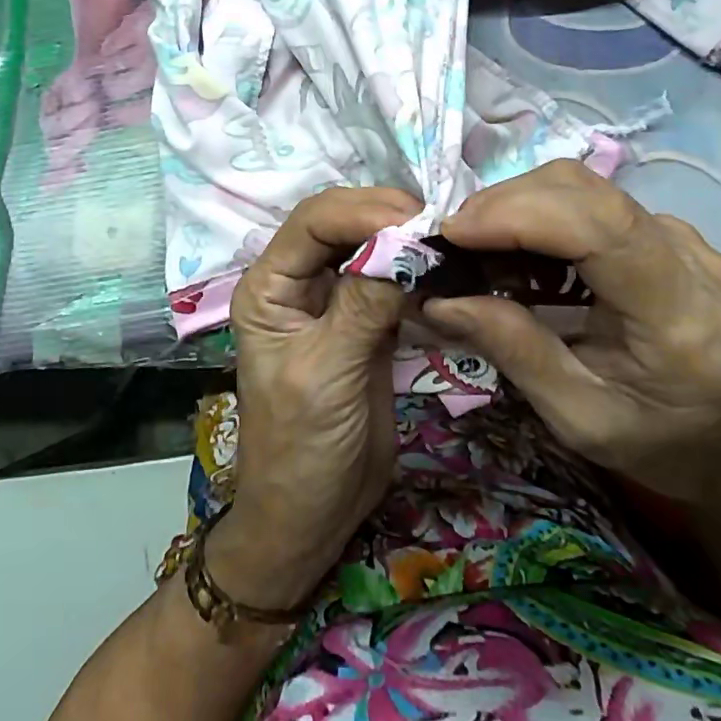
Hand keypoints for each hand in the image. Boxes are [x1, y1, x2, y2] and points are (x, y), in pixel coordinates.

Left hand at [213, 187, 422, 609]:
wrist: (313, 509)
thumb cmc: (301, 447)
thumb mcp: (326, 374)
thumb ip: (361, 308)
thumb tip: (403, 248)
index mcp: (269, 287)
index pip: (311, 222)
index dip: (361, 210)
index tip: (417, 218)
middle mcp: (296, 283)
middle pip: (340, 225)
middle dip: (386, 217)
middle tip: (442, 226)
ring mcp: (332, 302)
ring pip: (367, 249)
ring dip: (405, 242)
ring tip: (451, 242)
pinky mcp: (365, 323)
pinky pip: (390, 283)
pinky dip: (417, 274)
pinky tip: (447, 272)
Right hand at [420, 161, 720, 502]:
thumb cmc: (654, 444)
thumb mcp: (576, 419)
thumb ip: (515, 352)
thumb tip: (440, 299)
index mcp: (680, 321)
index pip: (603, 230)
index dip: (520, 215)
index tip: (453, 233)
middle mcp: (695, 264)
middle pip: (588, 193)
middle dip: (505, 203)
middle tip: (452, 241)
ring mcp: (686, 241)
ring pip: (586, 187)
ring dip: (516, 204)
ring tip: (476, 245)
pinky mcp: (668, 234)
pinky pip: (591, 201)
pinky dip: (537, 212)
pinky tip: (515, 248)